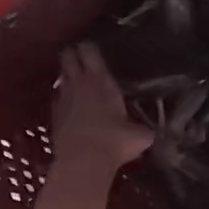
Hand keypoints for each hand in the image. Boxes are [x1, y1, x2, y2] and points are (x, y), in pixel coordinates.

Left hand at [52, 43, 151, 172]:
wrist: (83, 161)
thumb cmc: (115, 142)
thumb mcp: (141, 136)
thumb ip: (146, 129)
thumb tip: (154, 131)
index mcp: (101, 81)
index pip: (90, 50)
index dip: (91, 47)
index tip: (96, 49)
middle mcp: (80, 83)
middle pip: (68, 56)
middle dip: (73, 54)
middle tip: (83, 58)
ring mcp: (63, 98)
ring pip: (61, 75)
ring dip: (67, 74)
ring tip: (78, 80)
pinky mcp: (54, 114)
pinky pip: (57, 97)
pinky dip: (63, 97)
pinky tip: (71, 105)